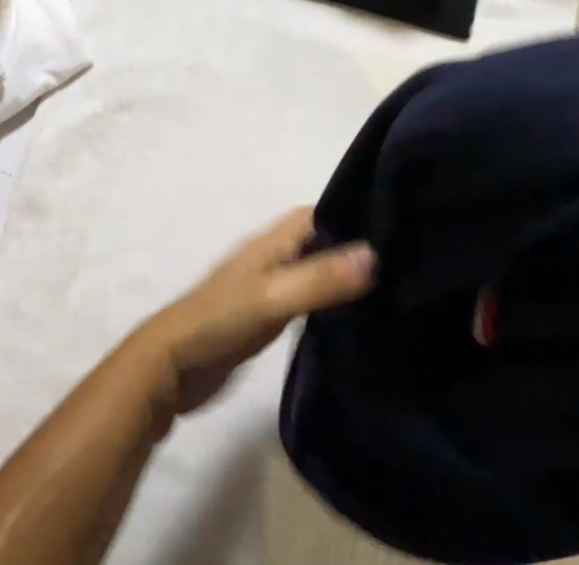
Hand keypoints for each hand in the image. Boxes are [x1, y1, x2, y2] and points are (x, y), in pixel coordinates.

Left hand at [132, 208, 376, 417]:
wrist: (171, 367)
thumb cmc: (220, 321)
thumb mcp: (273, 297)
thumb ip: (320, 278)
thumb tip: (375, 254)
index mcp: (271, 242)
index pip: (320, 213)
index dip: (355, 211)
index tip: (399, 224)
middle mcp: (272, 258)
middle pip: (320, 241)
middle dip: (356, 245)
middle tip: (407, 260)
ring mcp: (268, 288)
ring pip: (314, 271)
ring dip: (344, 276)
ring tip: (394, 287)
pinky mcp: (266, 317)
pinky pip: (306, 299)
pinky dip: (329, 302)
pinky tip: (356, 317)